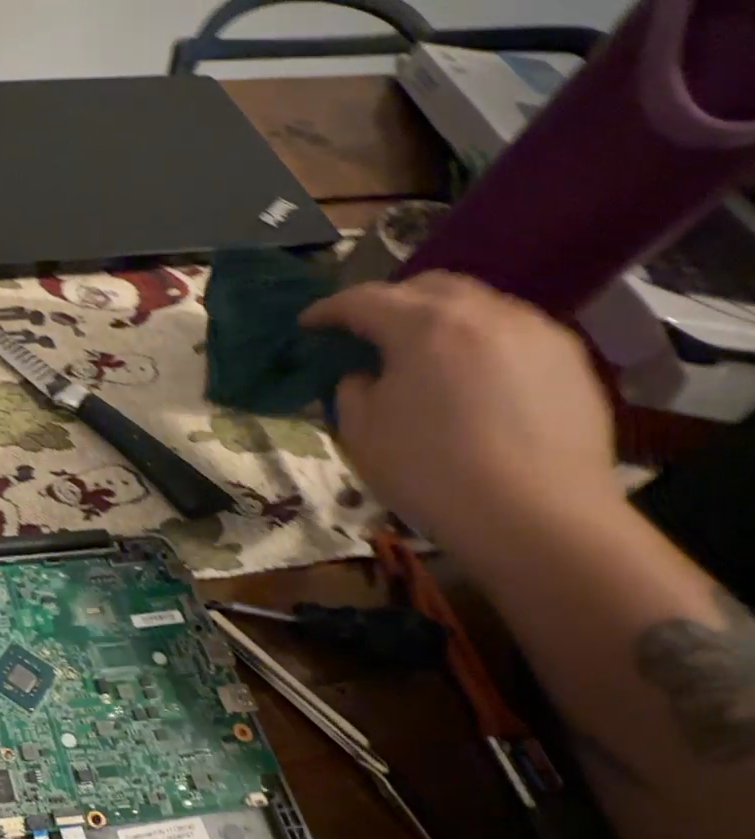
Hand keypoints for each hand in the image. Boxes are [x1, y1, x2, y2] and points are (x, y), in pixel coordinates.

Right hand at [301, 272, 617, 557]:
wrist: (535, 514)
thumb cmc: (429, 471)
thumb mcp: (361, 433)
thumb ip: (353, 389)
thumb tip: (366, 375)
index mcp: (424, 326)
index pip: (364, 300)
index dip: (329, 310)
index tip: (307, 325)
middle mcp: (484, 313)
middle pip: (429, 286)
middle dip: (390, 302)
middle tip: (366, 332)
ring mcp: (536, 331)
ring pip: (477, 305)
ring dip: (439, 320)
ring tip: (421, 355)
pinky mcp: (569, 358)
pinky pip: (511, 333)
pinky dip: (478, 343)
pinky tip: (469, 380)